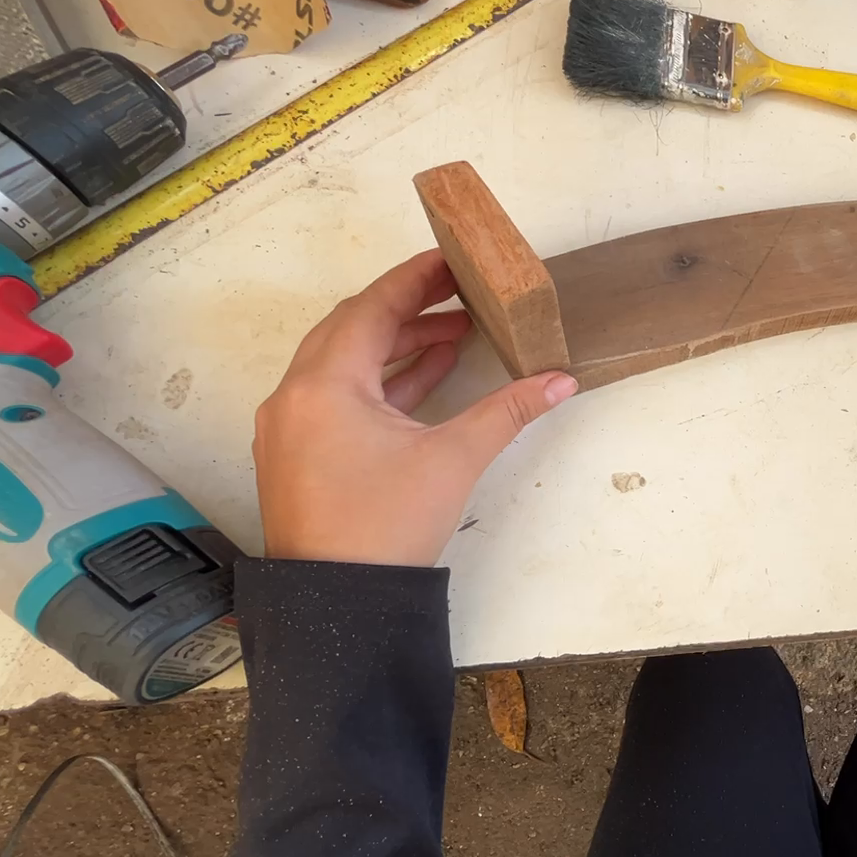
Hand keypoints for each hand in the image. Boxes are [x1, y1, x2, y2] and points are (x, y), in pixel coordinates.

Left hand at [254, 251, 577, 566]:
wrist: (339, 597)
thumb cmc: (390, 521)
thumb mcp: (456, 458)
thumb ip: (509, 412)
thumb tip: (561, 380)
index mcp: (326, 385)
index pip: (371, 310)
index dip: (413, 281)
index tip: (448, 260)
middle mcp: (297, 396)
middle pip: (353, 330)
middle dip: (409, 309)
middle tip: (458, 295)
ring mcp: (294, 425)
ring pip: (347, 363)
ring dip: (400, 346)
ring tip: (455, 335)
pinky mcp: (302, 452)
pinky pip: (343, 395)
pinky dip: (385, 380)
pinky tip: (425, 378)